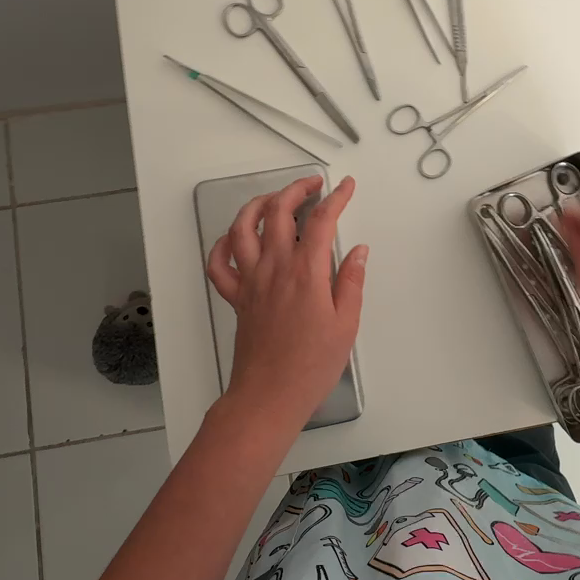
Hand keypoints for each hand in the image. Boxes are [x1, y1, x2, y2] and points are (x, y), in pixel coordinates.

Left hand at [206, 175, 367, 424]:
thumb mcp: (346, 323)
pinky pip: (219, 264)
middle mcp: (275, 268)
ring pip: (243, 228)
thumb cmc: (311, 365)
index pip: (322, 221)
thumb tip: (359, 251)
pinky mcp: (237, 297)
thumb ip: (351, 281)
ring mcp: (251, 281)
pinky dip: (223, 244)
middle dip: (296, 189)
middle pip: (278, 212)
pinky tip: (235, 237)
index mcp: (307, 273)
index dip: (336, 198)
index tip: (345, 187)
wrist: (269, 395)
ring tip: (275, 199)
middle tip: (313, 184)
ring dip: (258, 204)